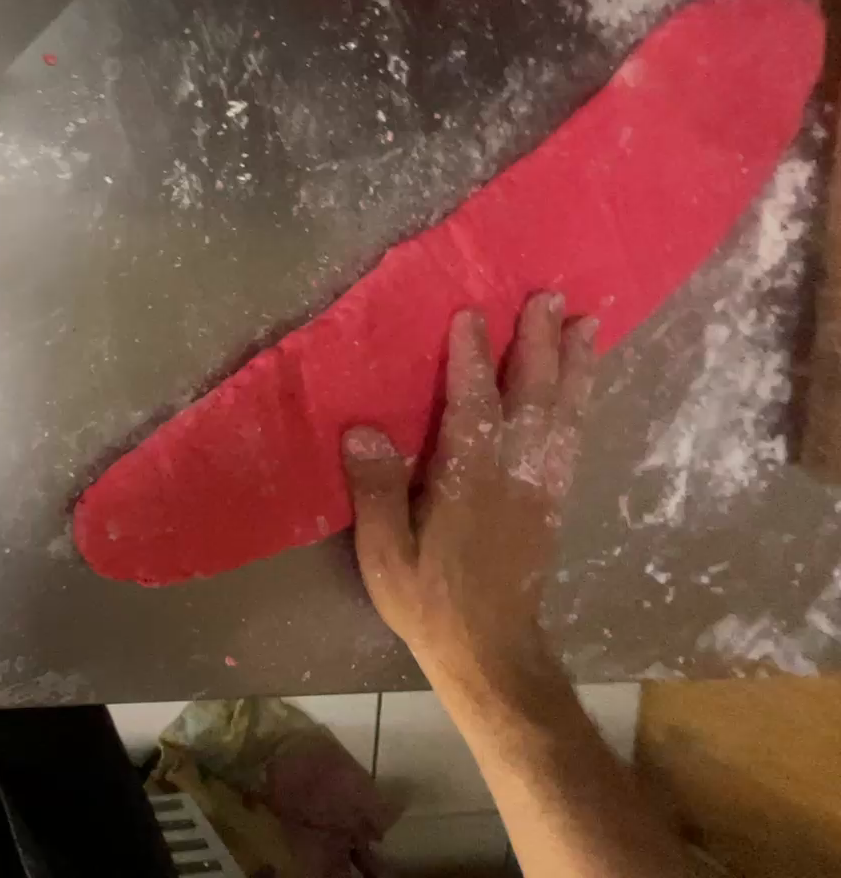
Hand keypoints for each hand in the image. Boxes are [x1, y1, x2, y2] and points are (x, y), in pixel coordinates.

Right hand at [340, 292, 597, 704]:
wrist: (490, 651)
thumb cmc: (426, 598)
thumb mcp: (384, 551)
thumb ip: (376, 491)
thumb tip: (363, 429)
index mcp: (469, 486)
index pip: (473, 412)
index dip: (472, 362)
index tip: (470, 316)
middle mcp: (515, 480)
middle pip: (533, 404)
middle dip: (542, 348)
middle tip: (551, 299)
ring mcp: (540, 491)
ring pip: (562, 418)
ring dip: (573, 369)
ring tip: (585, 326)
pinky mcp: (550, 504)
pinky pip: (568, 443)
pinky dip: (576, 405)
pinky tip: (577, 388)